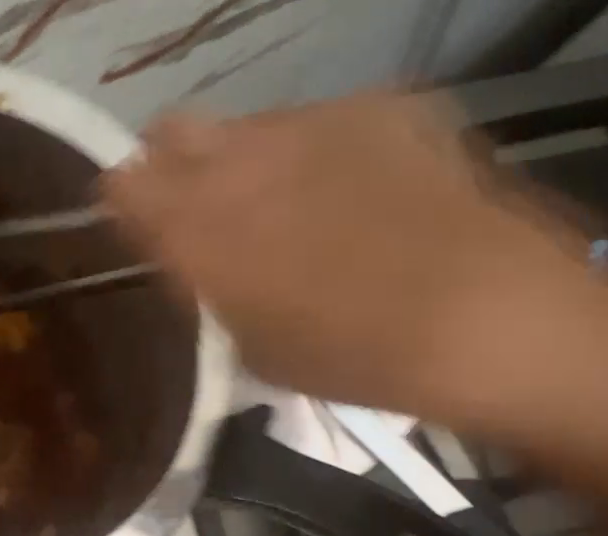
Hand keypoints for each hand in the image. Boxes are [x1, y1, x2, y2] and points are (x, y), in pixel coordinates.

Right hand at [103, 94, 595, 421]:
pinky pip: (316, 119)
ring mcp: (310, 123)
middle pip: (171, 132)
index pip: (123, 186)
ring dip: (243, 158)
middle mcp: (240, 162)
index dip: (122, 202)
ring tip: (285, 204)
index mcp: (199, 230)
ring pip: (243, 123)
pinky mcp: (377, 105)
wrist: (485, 315)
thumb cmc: (352, 359)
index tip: (132, 225)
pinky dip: (314, 151)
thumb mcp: (250, 347)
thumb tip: (183, 258)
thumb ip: (204, 290)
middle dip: (172, 166)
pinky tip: (352, 191)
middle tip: (199, 210)